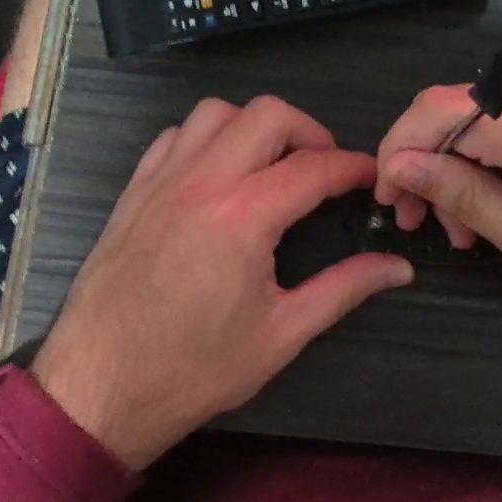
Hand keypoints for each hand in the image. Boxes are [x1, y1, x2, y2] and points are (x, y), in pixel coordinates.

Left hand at [32, 96, 412, 468]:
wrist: (102, 387)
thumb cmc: (197, 368)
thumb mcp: (283, 333)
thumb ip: (344, 289)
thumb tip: (399, 268)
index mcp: (244, 216)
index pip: (314, 167)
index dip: (353, 167)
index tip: (372, 177)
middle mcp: (202, 181)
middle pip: (268, 116)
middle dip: (310, 132)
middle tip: (326, 169)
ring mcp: (161, 181)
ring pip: (215, 113)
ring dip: (254, 127)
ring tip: (272, 165)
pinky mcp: (133, 193)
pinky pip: (174, 137)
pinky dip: (207, 139)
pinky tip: (218, 175)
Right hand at [374, 76, 501, 305]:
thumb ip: (460, 194)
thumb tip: (402, 166)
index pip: (433, 113)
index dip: (396, 151)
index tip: (387, 196)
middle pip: (449, 110)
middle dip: (422, 163)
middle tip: (416, 221)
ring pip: (475, 119)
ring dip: (454, 167)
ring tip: (460, 229)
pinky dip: (486, 160)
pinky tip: (490, 206)